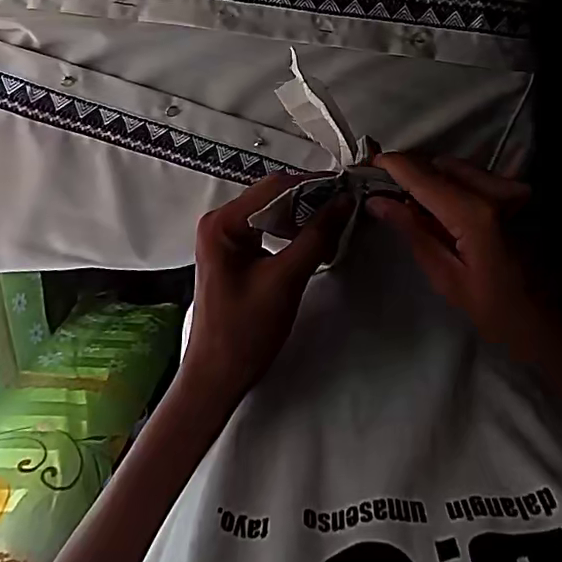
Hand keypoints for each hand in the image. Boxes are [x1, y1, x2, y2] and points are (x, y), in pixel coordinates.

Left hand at [182, 173, 349, 406]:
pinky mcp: (233, 252)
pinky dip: (291, 231)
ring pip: (271, 211)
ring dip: (301, 215)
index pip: (273, 187)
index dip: (311, 184)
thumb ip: (316, 236)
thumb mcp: (285, 280)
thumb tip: (342, 202)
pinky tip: (310, 240)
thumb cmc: (243, 332)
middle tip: (342, 204)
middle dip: (308, 199)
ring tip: (332, 222)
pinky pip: (266, 228)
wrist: (217, 377)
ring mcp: (224, 237)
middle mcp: (219, 222)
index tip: (343, 187)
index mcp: (222, 223)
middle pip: (271, 195)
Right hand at [367, 152, 547, 355]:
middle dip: (412, 175)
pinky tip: (451, 213)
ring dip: (436, 181)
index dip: (392, 165)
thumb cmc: (502, 313)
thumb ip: (413, 232)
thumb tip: (378, 201)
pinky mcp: (525, 194)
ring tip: (420, 209)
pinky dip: (459, 186)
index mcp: (476, 213)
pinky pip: (481, 178)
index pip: (422, 175)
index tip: (367, 166)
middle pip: (441, 165)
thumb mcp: (449, 279)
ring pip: (461, 168)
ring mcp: (516, 189)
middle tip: (390, 195)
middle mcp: (498, 190)